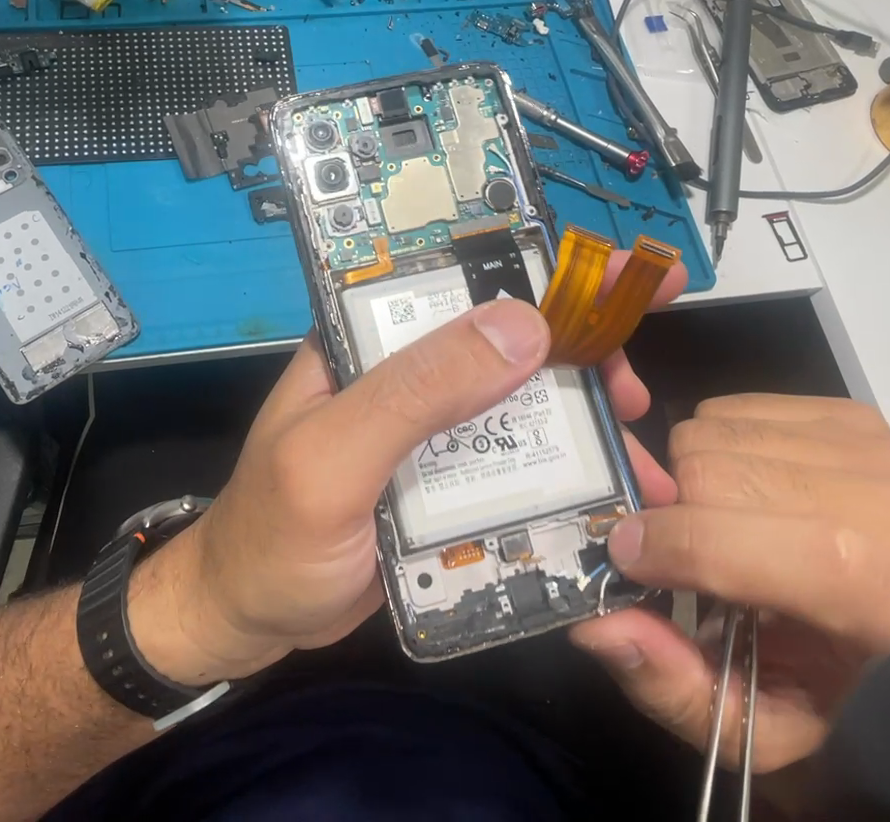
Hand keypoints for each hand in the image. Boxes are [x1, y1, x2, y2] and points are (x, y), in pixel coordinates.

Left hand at [131, 255, 686, 685]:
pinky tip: (607, 497)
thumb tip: (520, 326)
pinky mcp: (441, 484)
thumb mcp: (333, 459)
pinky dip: (562, 474)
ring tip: (638, 456)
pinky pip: (510, 464)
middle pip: (501, 341)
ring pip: (516, 404)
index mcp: (363, 343)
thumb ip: (412, 393)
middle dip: (577, 353)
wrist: (251, 621)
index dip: (533, 268)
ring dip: (580, 419)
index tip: (619, 274)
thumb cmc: (272, 538)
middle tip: (631, 387)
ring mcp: (424, 431)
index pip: (450, 281)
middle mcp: (399, 375)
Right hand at [568, 395, 889, 772]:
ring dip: (689, 476)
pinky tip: (744, 491)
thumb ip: (673, 686)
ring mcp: (886, 458)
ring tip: (719, 524)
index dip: (700, 546)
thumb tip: (595, 623)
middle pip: (725, 473)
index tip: (626, 558)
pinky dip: (714, 442)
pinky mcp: (858, 420)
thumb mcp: (756, 730)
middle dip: (674, 511)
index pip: (812, 556)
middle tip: (676, 549)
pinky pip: (734, 406)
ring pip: (716, 429)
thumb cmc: (834, 698)